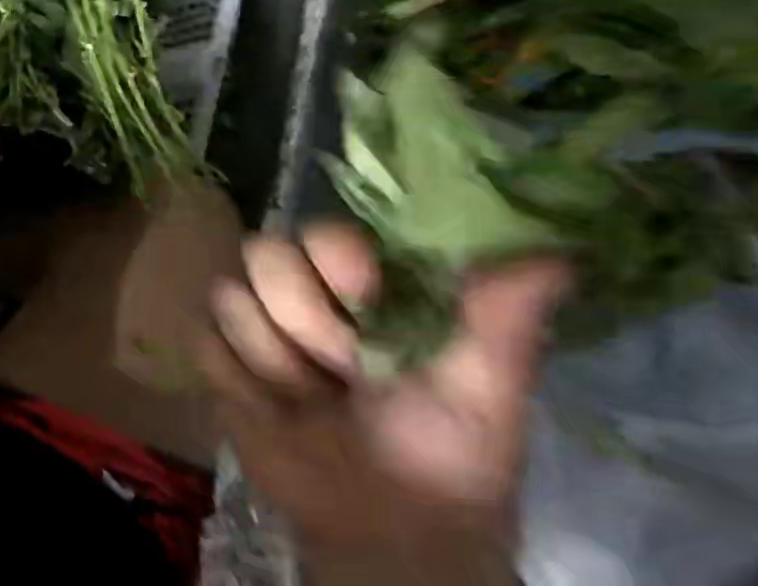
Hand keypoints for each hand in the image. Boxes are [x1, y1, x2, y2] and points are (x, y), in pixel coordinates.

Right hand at [199, 222, 568, 579]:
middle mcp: (300, 290)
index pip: (320, 232)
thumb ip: (499, 322)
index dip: (334, 258)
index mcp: (363, 285)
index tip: (365, 296)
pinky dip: (239, 381)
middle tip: (344, 371)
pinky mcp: (215, 353)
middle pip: (262, 255)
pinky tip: (272, 409)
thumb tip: (554, 258)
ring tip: (308, 400)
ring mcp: (251, 319)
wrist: (380, 524)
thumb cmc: (443, 451)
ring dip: (273, 360)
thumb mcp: (483, 392)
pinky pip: (203, 342)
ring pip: (228, 299)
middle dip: (303, 322)